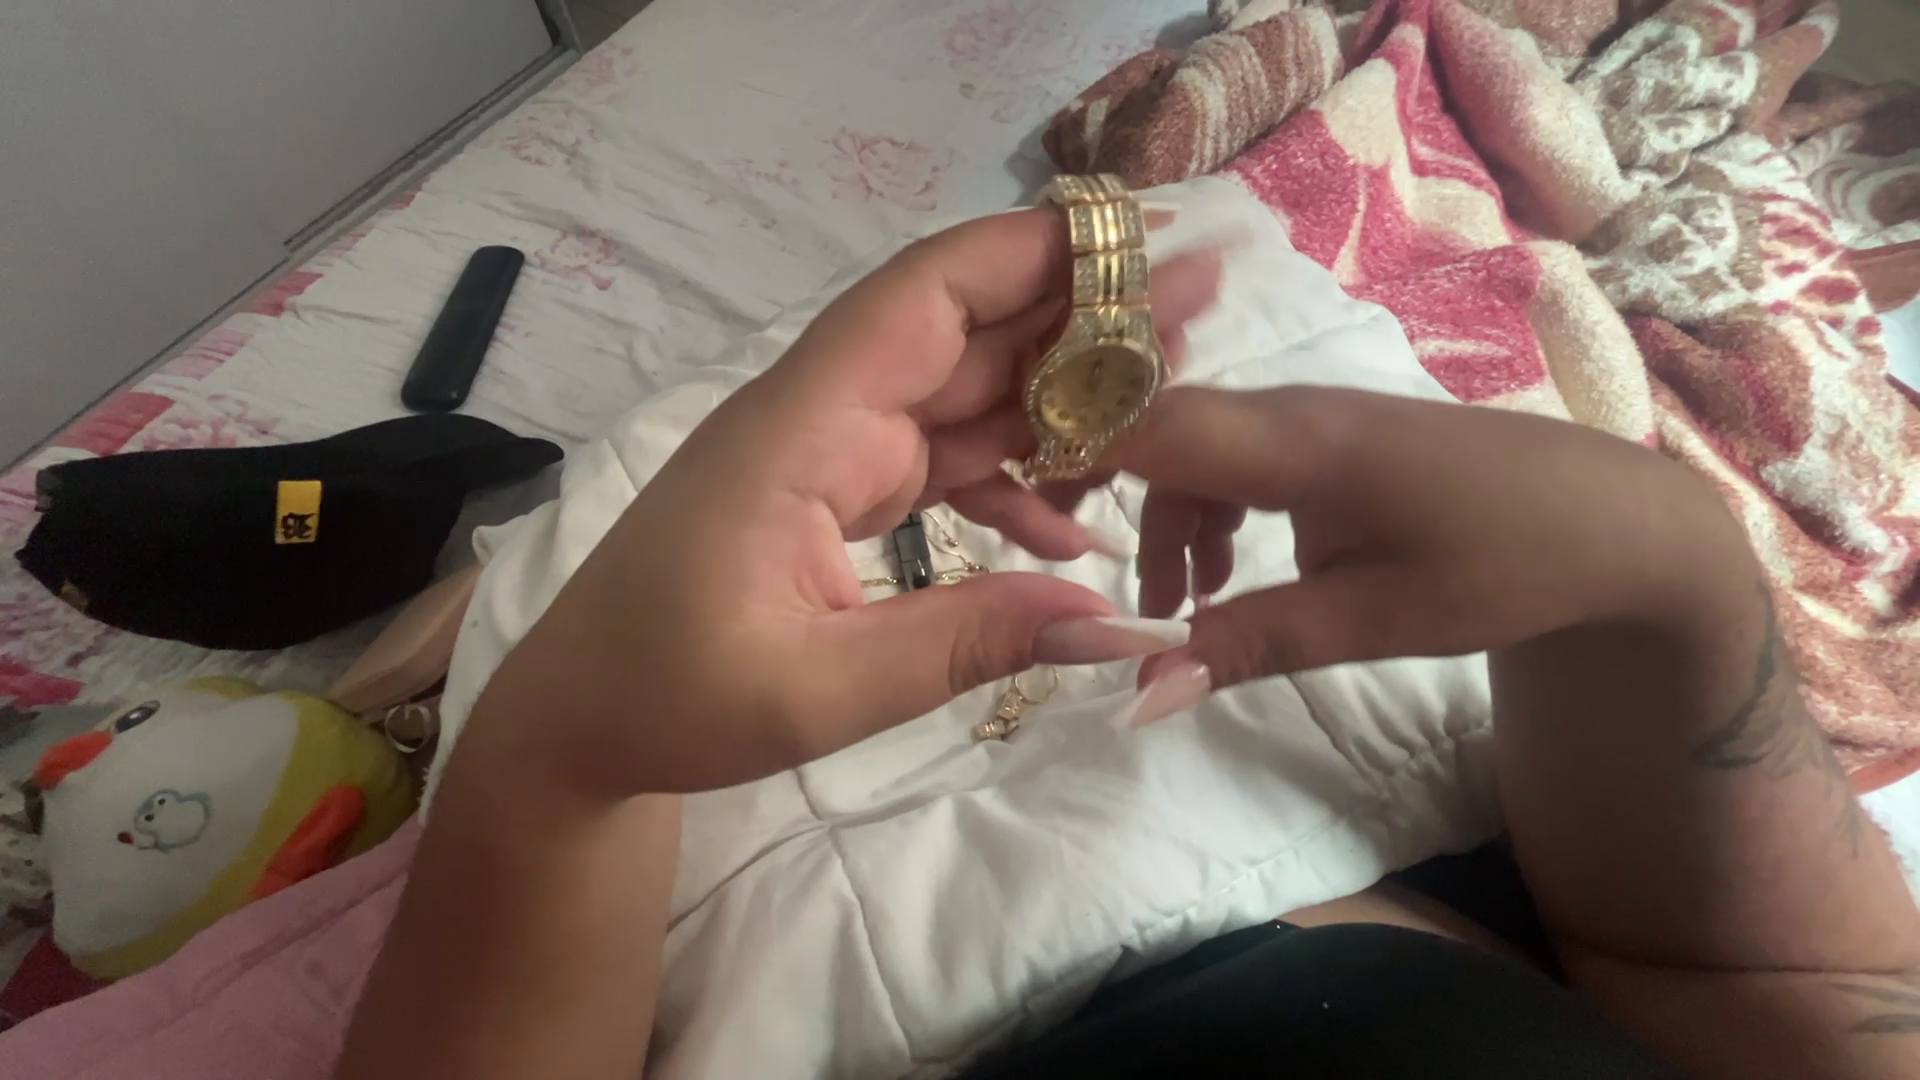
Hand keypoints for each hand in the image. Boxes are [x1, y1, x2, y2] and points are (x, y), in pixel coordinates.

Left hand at [475, 208, 1220, 793]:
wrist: (586, 722)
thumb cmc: (670, 698)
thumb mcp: (820, 689)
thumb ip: (965, 645)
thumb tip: (1111, 625)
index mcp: (802, 429)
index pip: (924, 299)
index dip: (1031, 255)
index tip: (1139, 241)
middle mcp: (823, 417)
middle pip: (962, 335)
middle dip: (1078, 318)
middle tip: (1194, 313)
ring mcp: (835, 455)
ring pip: (962, 397)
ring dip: (1054, 400)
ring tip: (1158, 410)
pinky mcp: (843, 494)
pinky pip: (944, 464)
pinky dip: (1009, 482)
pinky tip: (1067, 529)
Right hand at [1107, 386, 1756, 700]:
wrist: (1619, 526)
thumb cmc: (1502, 565)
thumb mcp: (1366, 620)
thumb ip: (1243, 647)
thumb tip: (1137, 695)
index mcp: (1293, 443)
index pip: (1149, 419)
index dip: (1073, 445)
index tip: (1019, 498)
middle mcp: (1286, 412)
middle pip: (1157, 428)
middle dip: (1099, 483)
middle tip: (1066, 552)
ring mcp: (1304, 422)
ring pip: (1193, 452)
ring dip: (1165, 523)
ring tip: (1177, 608)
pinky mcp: (1321, 441)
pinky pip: (1232, 463)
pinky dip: (1208, 518)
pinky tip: (1227, 577)